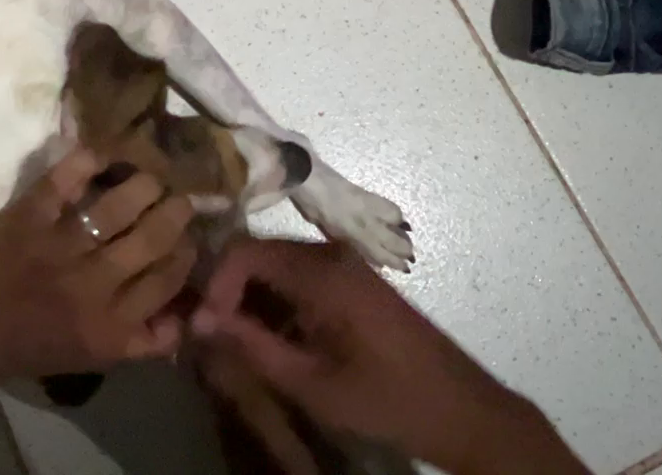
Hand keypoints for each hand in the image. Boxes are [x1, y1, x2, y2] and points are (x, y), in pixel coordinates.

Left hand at [0, 149, 197, 408]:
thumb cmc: (31, 347)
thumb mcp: (95, 357)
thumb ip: (141, 339)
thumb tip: (185, 316)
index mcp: (113, 326)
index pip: (168, 279)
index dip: (186, 252)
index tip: (188, 236)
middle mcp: (94, 285)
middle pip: (152, 238)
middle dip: (174, 212)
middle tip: (178, 198)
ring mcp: (59, 248)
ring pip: (118, 207)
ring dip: (142, 185)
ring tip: (149, 176)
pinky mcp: (27, 219)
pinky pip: (64, 181)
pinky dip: (87, 162)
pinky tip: (101, 154)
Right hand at [190, 238, 586, 474]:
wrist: (465, 410)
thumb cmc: (387, 399)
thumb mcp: (312, 383)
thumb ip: (251, 346)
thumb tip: (197, 320)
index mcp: (321, 270)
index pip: (244, 251)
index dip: (215, 285)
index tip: (207, 325)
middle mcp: (329, 252)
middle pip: (258, 252)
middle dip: (230, 290)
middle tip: (216, 333)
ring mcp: (344, 261)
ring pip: (276, 262)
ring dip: (252, 295)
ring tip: (241, 338)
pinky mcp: (352, 275)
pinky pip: (298, 271)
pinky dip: (277, 297)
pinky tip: (277, 335)